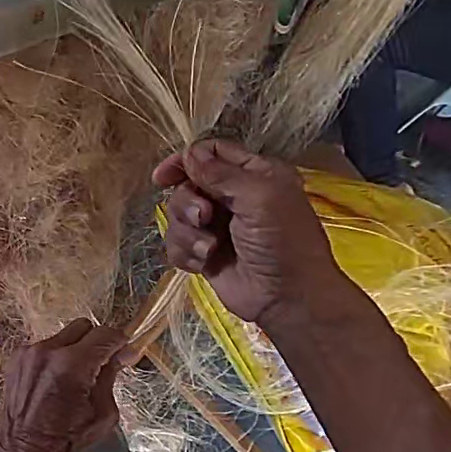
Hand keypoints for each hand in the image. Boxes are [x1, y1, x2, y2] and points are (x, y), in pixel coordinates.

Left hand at [0, 319, 129, 451]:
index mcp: (72, 364)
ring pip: (63, 337)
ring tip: (77, 378)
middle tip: (102, 365)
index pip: (105, 334)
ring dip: (75, 350)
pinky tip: (56, 382)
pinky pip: (44, 348)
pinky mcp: (15, 359)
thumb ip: (111, 376)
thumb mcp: (103, 412)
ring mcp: (28, 353)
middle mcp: (47, 351)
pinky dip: (55, 358)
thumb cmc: (67, 442)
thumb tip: (123, 353)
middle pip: (83, 327)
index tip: (126, 352)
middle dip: (96, 342)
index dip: (120, 342)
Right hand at [153, 139, 352, 327]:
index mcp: (253, 175)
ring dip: (187, 234)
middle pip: (186, 186)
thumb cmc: (282, 242)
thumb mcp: (260, 198)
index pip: (210, 153)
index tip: (164, 177)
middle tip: (204, 218)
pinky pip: (175, 245)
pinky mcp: (203, 253)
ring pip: (177, 217)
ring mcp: (215, 227)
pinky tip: (202, 264)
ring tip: (208, 249)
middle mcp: (232, 197)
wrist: (287, 298)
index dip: (185, 161)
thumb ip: (222, 173)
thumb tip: (188, 154)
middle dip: (187, 204)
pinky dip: (185, 253)